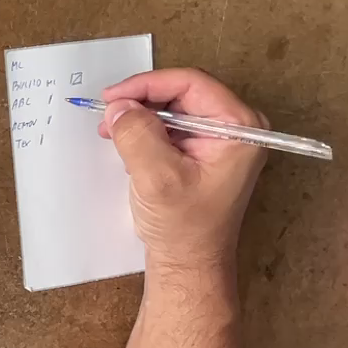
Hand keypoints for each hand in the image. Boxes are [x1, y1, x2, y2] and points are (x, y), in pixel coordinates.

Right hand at [100, 69, 262, 347]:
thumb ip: (137, 135)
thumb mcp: (156, 176)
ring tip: (112, 130)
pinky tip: (126, 143)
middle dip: (140, 101)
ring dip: (139, 117)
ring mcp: (219, 141)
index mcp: (239, 127)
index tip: (113, 97)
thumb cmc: (184, 227)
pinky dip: (144, 131)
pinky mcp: (202, 154)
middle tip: (108, 114)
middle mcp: (235, 128)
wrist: (188, 263)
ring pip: (172, 110)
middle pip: (181, 93)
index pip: (190, 84)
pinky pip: (170, 128)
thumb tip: (119, 107)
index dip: (146, 85)